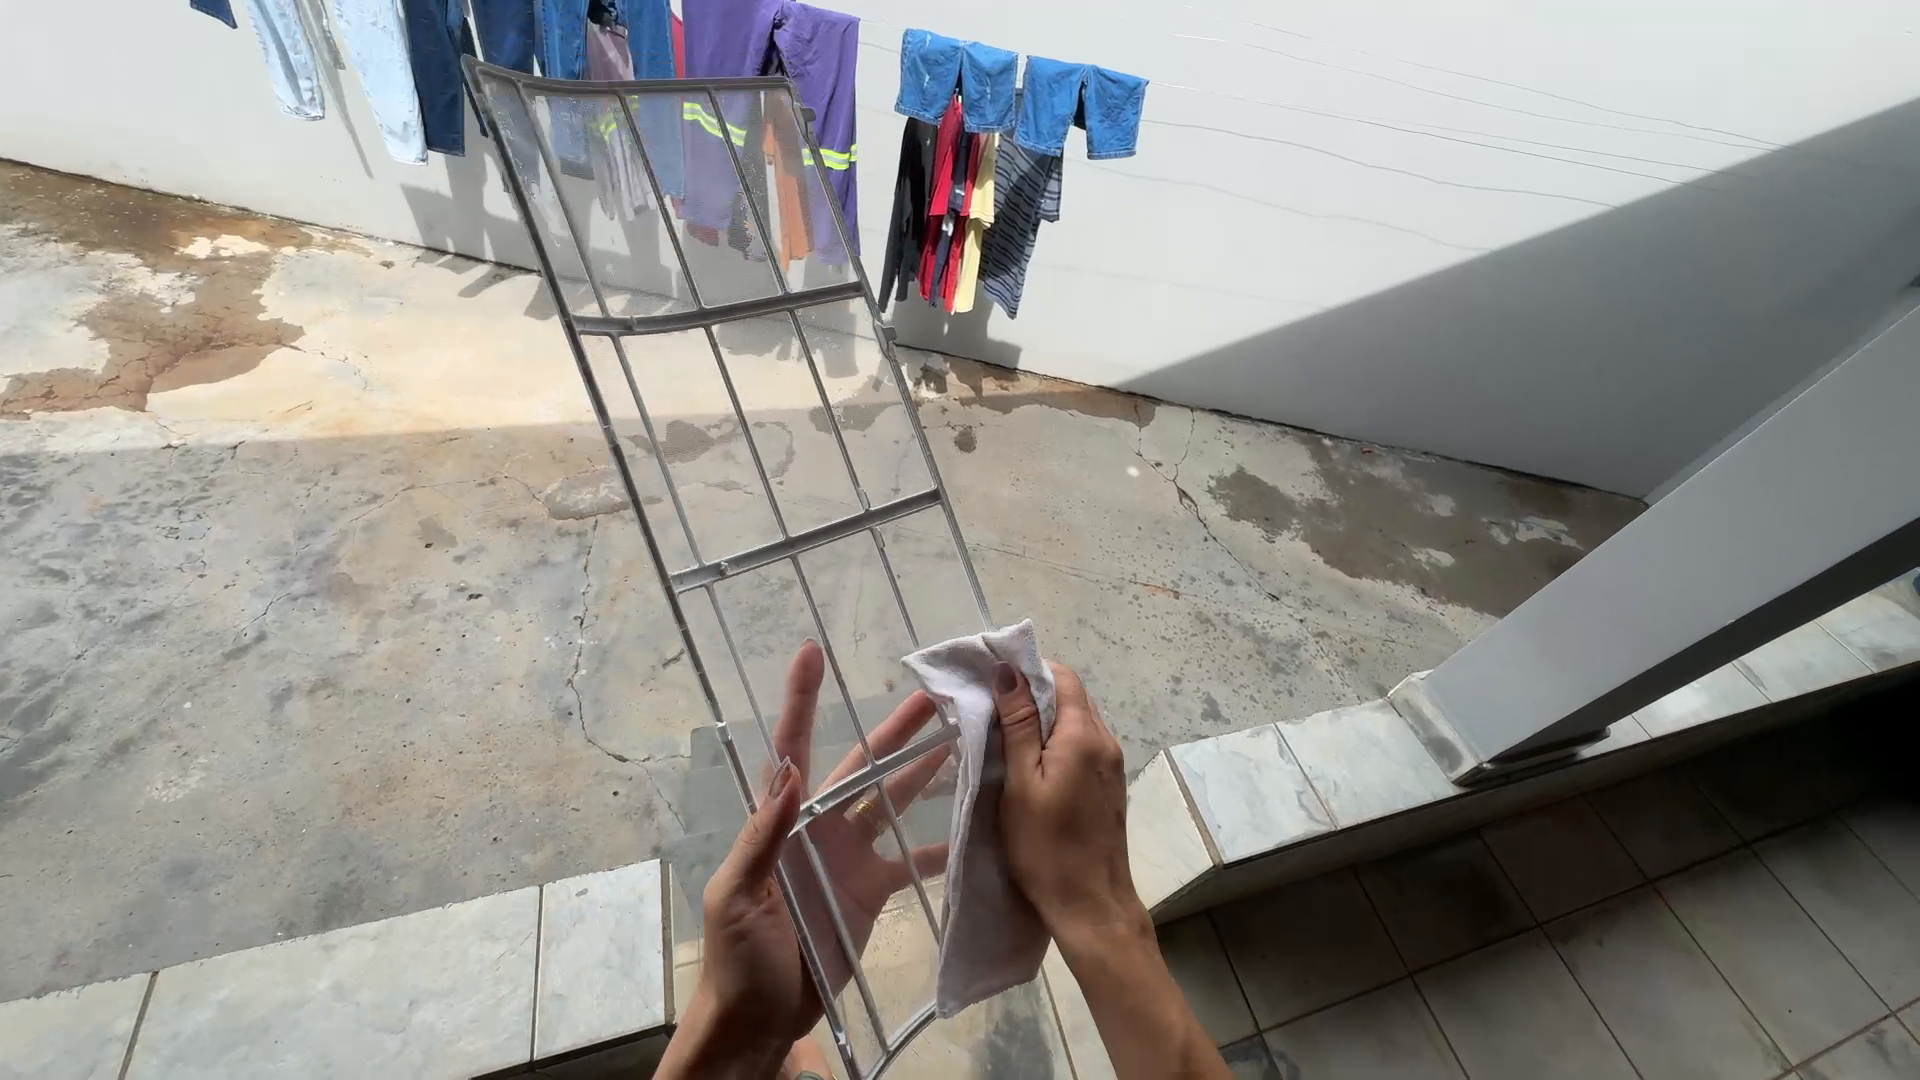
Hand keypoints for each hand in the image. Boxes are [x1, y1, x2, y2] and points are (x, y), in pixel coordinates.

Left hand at [658, 641, 949, 1078]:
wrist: (760, 1020)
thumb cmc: (737, 956)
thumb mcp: (738, 894)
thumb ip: (763, 837)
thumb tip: (788, 774)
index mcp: (785, 820)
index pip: (793, 749)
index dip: (801, 702)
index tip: (811, 654)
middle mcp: (821, 827)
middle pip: (861, 768)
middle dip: (892, 732)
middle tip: (929, 697)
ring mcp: (851, 856)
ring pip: (892, 802)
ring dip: (923, 774)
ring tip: (961, 744)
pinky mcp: (873, 888)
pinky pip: (911, 859)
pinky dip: (939, 845)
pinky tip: (970, 828)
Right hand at [995, 662, 1234, 1079]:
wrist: (1091, 906)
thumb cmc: (1046, 847)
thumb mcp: (1020, 783)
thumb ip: (1017, 724)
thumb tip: (1009, 672)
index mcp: (1084, 735)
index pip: (1062, 676)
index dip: (1030, 669)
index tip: (995, 677)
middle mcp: (1105, 740)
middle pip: (1072, 695)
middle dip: (1035, 690)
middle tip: (994, 702)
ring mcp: (1111, 763)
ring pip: (1078, 717)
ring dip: (1045, 715)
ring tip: (1007, 728)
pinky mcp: (1109, 782)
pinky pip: (1083, 741)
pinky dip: (1058, 736)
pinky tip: (1032, 755)